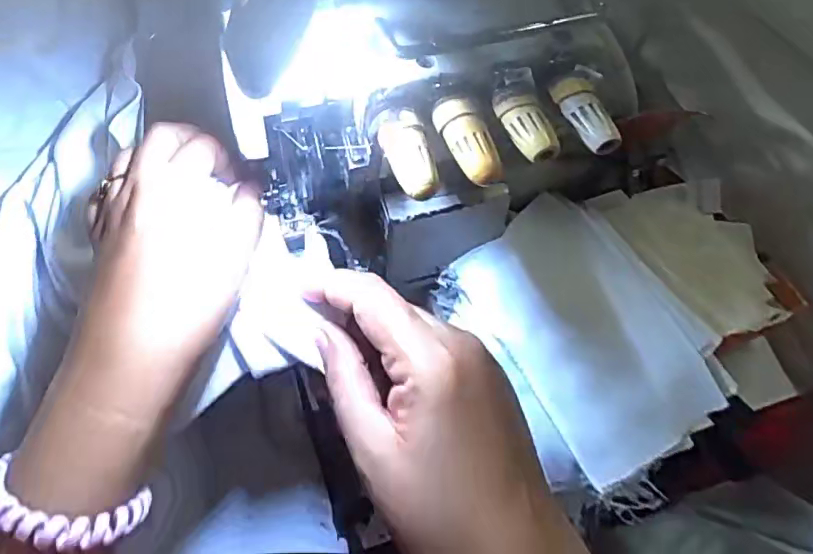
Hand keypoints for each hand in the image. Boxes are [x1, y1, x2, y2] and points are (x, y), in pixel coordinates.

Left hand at [3, 124, 261, 518]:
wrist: (125, 363)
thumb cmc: (188, 308)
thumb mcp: (237, 256)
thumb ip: (248, 211)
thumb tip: (249, 188)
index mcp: (169, 188)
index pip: (201, 146)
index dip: (228, 157)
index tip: (239, 180)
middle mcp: (134, 189)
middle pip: (161, 136)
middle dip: (192, 140)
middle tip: (214, 165)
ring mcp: (110, 211)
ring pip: (129, 157)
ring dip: (159, 156)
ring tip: (183, 179)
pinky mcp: (97, 235)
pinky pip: (109, 189)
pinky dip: (130, 181)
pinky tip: (147, 203)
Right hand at [308, 271, 585, 553]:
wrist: (512, 540)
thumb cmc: (436, 507)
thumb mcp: (374, 451)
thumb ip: (345, 381)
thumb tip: (324, 331)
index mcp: (432, 356)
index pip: (375, 296)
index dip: (334, 284)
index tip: (299, 287)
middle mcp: (460, 338)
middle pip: (395, 306)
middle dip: (352, 308)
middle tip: (312, 323)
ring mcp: (479, 350)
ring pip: (415, 322)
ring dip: (379, 329)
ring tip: (344, 352)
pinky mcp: (488, 366)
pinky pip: (437, 340)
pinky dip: (406, 345)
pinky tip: (388, 375)